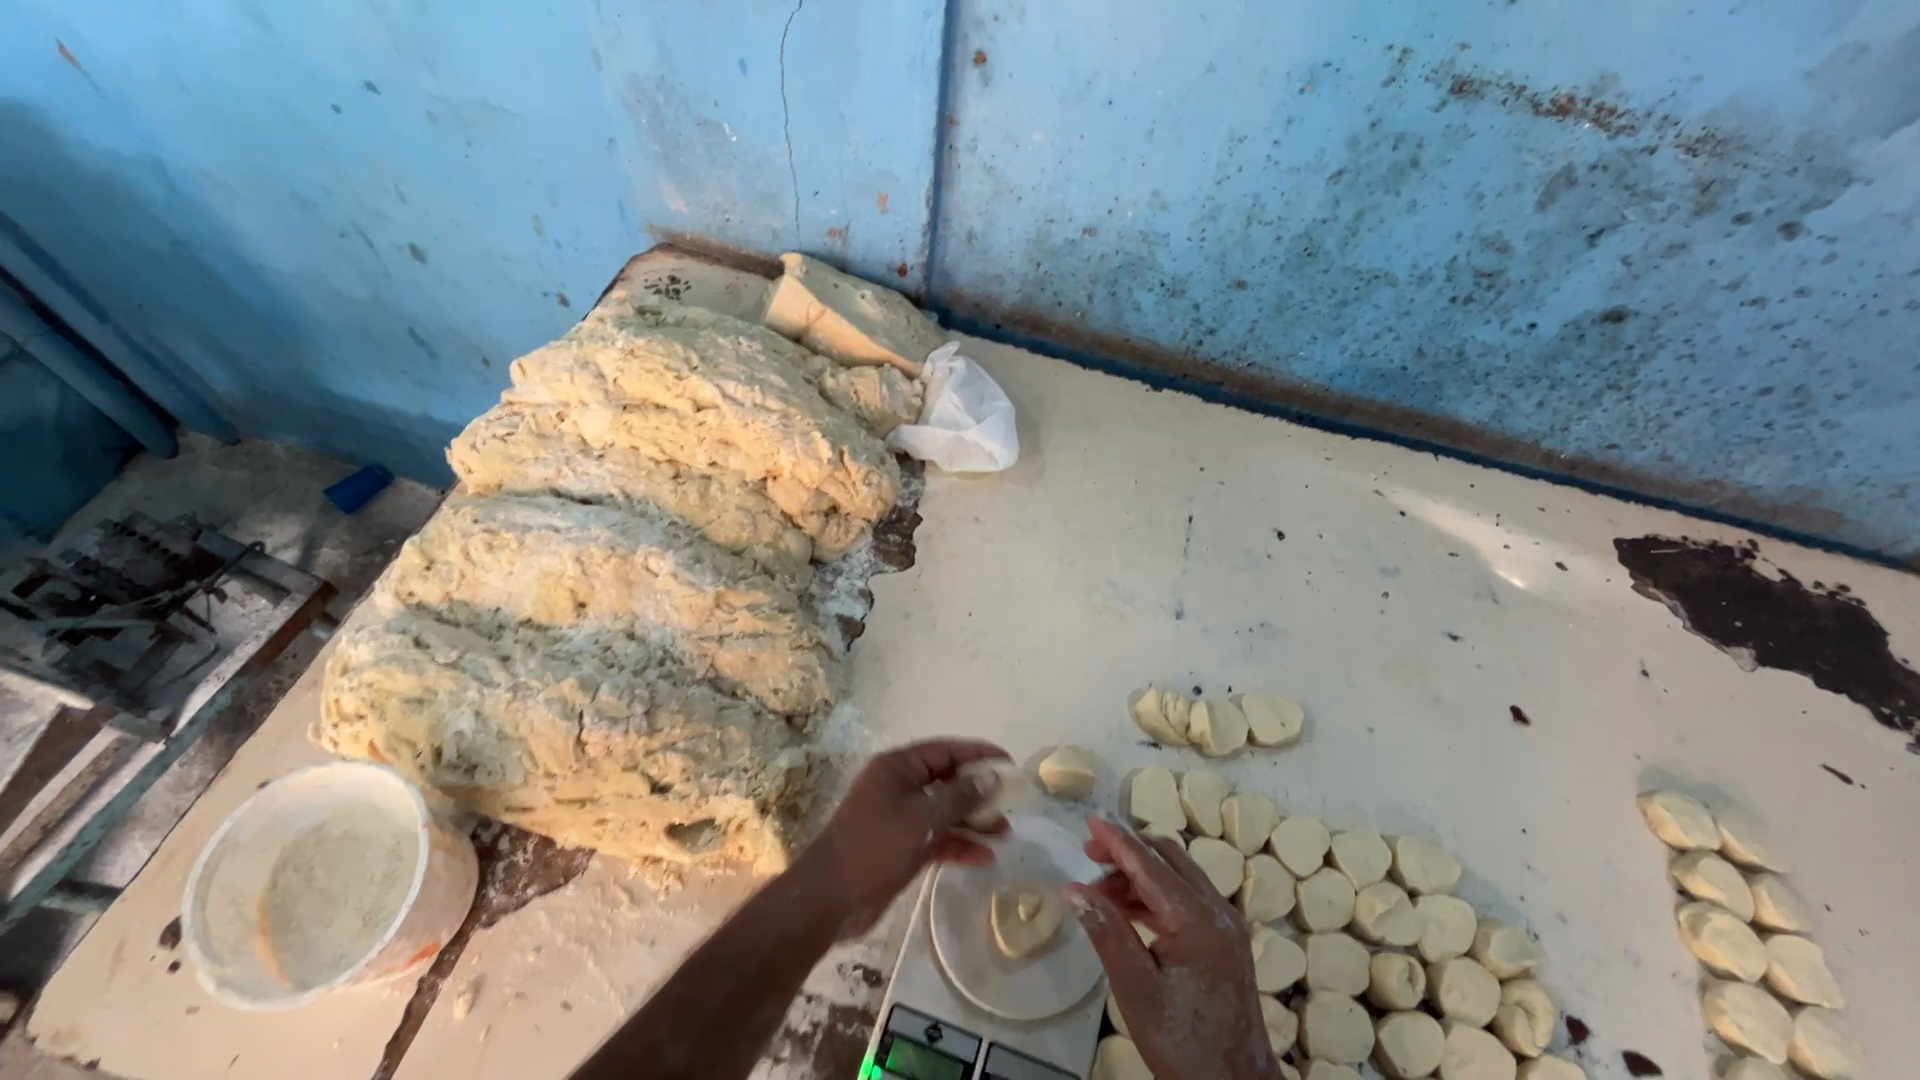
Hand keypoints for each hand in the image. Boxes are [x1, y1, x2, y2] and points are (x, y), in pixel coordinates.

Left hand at [797, 739, 1009, 937]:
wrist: (830, 898)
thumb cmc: (875, 846)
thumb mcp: (921, 818)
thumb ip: (960, 797)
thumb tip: (993, 778)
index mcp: (897, 768)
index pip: (944, 751)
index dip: (977, 754)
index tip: (1009, 763)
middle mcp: (898, 787)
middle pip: (946, 781)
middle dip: (979, 792)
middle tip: (1011, 803)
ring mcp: (898, 818)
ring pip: (944, 812)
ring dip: (973, 821)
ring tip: (1004, 834)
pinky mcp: (900, 847)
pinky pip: (936, 838)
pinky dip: (958, 844)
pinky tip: (984, 857)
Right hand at [1068, 817, 1278, 1079]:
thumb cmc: (1182, 1040)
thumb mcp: (1136, 987)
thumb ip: (1107, 931)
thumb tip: (1074, 888)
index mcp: (1198, 918)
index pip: (1150, 864)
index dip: (1117, 841)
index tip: (1090, 820)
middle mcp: (1217, 910)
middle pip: (1168, 859)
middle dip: (1128, 852)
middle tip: (1089, 858)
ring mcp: (1225, 924)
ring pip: (1177, 876)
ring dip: (1139, 874)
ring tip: (1100, 893)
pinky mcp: (1223, 940)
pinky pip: (1185, 899)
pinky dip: (1154, 895)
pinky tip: (1127, 912)